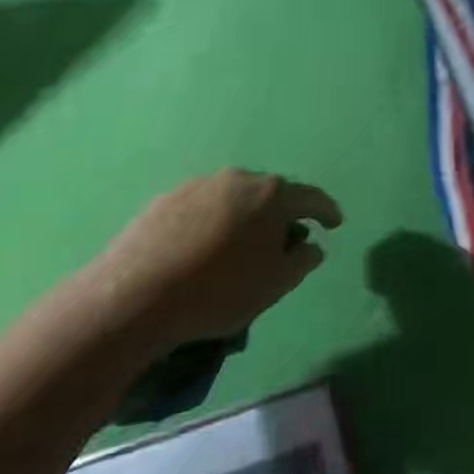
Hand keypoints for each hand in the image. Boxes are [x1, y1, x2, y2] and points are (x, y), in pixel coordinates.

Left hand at [89, 169, 342, 349]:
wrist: (137, 294)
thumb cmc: (219, 292)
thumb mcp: (275, 285)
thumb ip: (301, 260)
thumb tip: (311, 245)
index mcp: (270, 195)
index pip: (310, 197)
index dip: (327, 211)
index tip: (335, 223)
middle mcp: (236, 179)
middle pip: (270, 194)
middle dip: (281, 215)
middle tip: (283, 243)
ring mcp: (198, 184)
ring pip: (233, 198)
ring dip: (244, 218)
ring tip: (238, 249)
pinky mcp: (166, 198)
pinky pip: (202, 206)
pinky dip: (211, 222)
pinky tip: (200, 250)